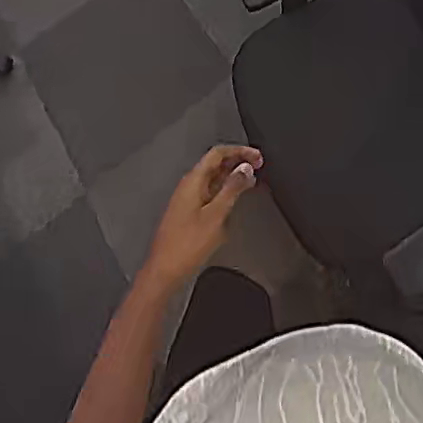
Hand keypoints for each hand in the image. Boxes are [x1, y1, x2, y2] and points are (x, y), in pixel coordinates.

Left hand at [138, 145, 263, 290]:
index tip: (257, 157)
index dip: (239, 151)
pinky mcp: (188, 211)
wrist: (164, 272)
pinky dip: (225, 188)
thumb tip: (245, 168)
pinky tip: (235, 196)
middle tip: (258, 165)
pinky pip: (210, 190)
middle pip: (215, 163)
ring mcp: (187, 198)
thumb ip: (232, 188)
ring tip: (251, 179)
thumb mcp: (216, 214)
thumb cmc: (188, 244)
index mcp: (193, 180)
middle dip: (237, 160)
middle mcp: (189, 185)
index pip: (218, 153)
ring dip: (232, 175)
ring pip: (213, 177)